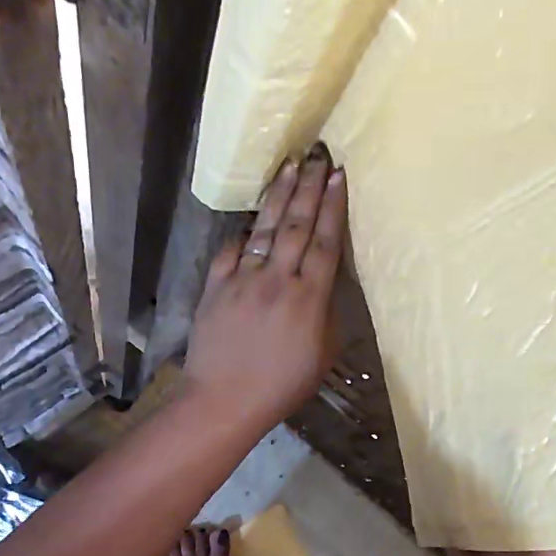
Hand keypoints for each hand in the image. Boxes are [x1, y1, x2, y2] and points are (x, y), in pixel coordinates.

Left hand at [183, 149, 347, 427]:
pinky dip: (244, 232)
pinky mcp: (216, 286)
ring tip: (289, 166)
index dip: (333, 207)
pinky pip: (232, 250)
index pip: (325, 242)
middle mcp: (277, 279)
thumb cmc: (281, 387)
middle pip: (296, 225)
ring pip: (264, 229)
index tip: (338, 176)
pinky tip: (252, 217)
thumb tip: (330, 286)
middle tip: (317, 155)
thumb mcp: (321, 358)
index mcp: (309, 299)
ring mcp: (243, 279)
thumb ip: (329, 316)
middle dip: (308, 187)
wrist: (225, 400)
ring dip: (278, 195)